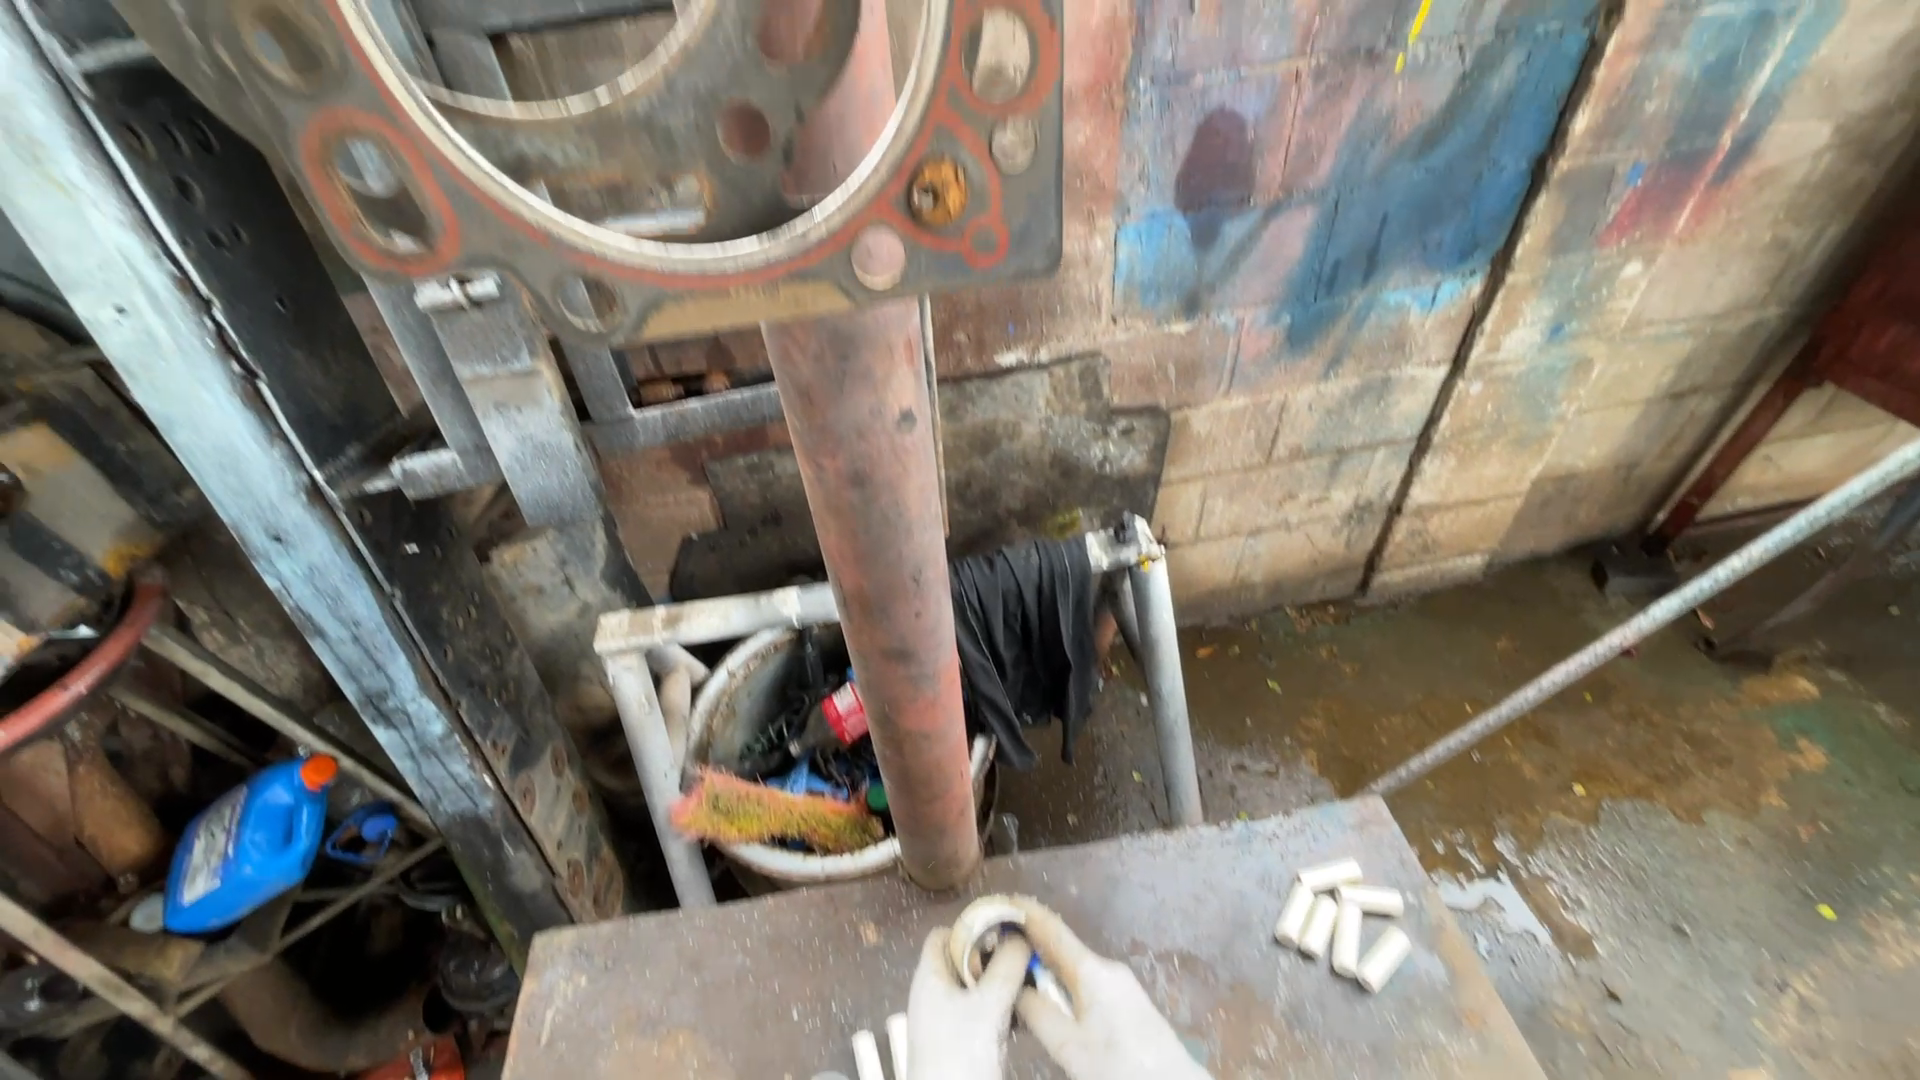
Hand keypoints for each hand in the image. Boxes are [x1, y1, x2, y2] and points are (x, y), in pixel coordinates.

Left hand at [906, 926, 1029, 1079]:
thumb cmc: (960, 1054)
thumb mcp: (988, 1005)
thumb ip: (1006, 966)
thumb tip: (1021, 935)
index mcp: (930, 976)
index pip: (944, 935)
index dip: (971, 928)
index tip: (1004, 932)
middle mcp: (933, 994)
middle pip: (962, 960)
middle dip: (993, 957)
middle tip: (1024, 959)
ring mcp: (944, 1021)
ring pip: (974, 989)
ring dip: (1000, 986)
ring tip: (1030, 987)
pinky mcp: (957, 1045)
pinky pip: (978, 1015)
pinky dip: (999, 1011)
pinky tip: (1023, 1018)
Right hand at [1006, 898, 1210, 1079]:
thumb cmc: (1119, 1068)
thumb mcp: (1069, 1047)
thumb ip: (1037, 1013)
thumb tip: (1015, 985)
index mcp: (1092, 969)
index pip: (1051, 928)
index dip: (1025, 913)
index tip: (999, 902)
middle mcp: (1107, 967)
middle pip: (1061, 948)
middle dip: (1031, 946)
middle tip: (997, 949)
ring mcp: (1120, 985)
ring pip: (1074, 969)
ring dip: (1047, 969)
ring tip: (1017, 978)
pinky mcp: (1128, 1004)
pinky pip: (1087, 984)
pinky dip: (1063, 986)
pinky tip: (1051, 1003)